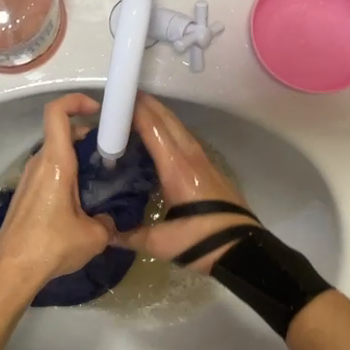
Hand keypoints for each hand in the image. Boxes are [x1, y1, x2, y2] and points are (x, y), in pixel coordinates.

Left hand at [0, 94, 116, 289]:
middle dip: (86, 134)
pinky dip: (67, 174)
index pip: (57, 113)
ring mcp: (29, 179)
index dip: (76, 101)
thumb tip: (111, 221)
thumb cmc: (51, 245)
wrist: (13, 269)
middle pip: (60, 132)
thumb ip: (109, 221)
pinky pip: (49, 172)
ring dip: (77, 157)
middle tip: (110, 151)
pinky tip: (82, 200)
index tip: (97, 110)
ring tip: (101, 177)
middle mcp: (39, 164)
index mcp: (55, 163)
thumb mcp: (94, 236)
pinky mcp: (26, 195)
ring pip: (55, 154)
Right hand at [122, 93, 256, 273]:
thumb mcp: (162, 243)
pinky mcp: (209, 169)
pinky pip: (185, 139)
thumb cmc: (201, 240)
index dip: (136, 111)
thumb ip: (131, 236)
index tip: (116, 100)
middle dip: (147, 105)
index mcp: (176, 168)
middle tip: (124, 99)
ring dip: (160, 116)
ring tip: (138, 113)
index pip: (154, 128)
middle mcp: (190, 157)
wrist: (243, 249)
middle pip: (168, 120)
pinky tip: (160, 138)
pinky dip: (170, 130)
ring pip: (179, 127)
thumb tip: (107, 235)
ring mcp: (203, 161)